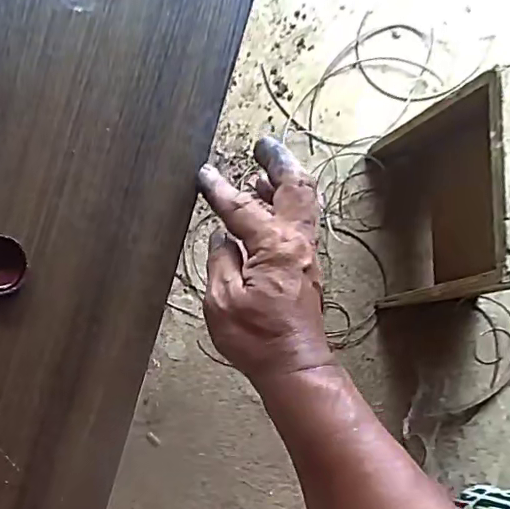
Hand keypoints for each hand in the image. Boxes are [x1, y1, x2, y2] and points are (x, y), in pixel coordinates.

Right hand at [195, 136, 331, 380]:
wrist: (292, 363)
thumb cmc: (254, 336)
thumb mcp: (222, 300)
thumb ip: (221, 261)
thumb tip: (222, 236)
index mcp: (276, 247)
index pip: (241, 210)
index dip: (220, 189)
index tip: (203, 172)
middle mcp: (298, 243)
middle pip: (295, 190)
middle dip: (278, 163)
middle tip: (262, 145)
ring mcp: (306, 255)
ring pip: (303, 204)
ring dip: (284, 183)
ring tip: (263, 171)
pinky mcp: (305, 268)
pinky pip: (299, 223)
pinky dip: (286, 205)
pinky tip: (269, 209)